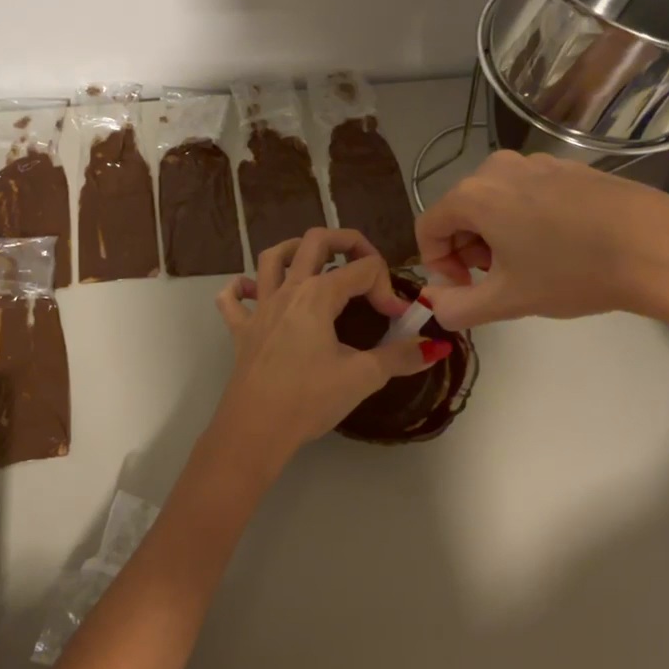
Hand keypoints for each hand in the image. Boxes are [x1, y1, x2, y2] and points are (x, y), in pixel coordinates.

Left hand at [211, 229, 444, 467]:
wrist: (255, 428)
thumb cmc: (309, 399)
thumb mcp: (362, 377)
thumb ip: (400, 357)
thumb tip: (435, 346)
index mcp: (318, 295)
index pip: (363, 269)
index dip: (387, 288)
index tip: (397, 319)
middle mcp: (287, 291)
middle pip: (314, 242)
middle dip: (345, 241)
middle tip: (364, 262)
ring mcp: (259, 309)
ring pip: (270, 259)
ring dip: (293, 250)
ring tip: (313, 262)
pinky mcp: (242, 331)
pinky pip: (232, 299)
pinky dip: (241, 289)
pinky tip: (251, 292)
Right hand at [416, 151, 668, 328]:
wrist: (659, 247)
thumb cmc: (573, 271)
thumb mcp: (507, 299)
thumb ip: (456, 307)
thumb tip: (434, 304)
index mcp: (473, 194)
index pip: (427, 226)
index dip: (435, 264)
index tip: (465, 289)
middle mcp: (497, 168)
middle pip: (460, 212)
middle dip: (468, 250)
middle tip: (498, 280)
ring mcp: (537, 163)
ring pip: (494, 202)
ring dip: (497, 236)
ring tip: (531, 266)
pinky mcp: (569, 168)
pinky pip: (526, 194)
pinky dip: (526, 221)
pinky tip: (561, 247)